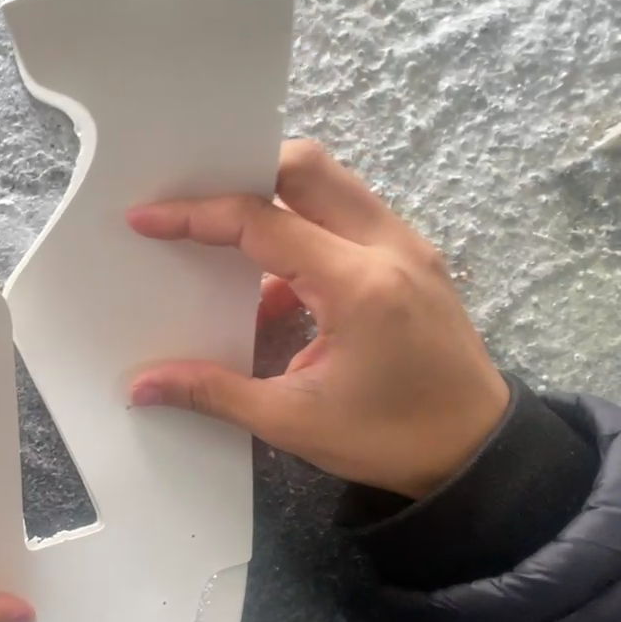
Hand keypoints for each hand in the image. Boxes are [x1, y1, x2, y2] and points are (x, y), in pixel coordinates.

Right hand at [128, 140, 508, 499]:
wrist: (479, 453)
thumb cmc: (390, 439)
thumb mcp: (292, 420)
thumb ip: (212, 392)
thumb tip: (142, 386)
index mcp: (359, 284)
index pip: (263, 221)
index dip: (198, 215)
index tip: (148, 217)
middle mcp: (389, 247)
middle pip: (307, 168)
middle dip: (242, 172)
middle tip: (192, 199)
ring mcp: (405, 247)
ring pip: (330, 184)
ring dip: (273, 194)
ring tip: (222, 228)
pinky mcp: (409, 259)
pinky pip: (345, 217)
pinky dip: (300, 228)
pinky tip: (270, 282)